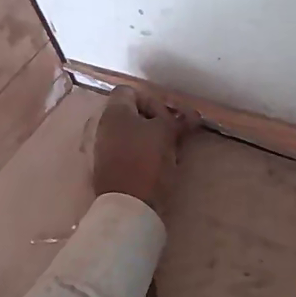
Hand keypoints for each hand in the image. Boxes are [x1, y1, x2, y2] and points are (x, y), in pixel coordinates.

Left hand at [93, 87, 197, 211]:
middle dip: (155, 121)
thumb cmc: (147, 161)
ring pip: (131, 134)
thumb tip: (192, 115)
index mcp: (114, 112)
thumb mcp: (167, 134)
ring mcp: (103, 149)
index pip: (129, 91)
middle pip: (131, 114)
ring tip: (170, 151)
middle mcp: (103, 127)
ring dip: (151, 139)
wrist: (129, 205)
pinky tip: (158, 166)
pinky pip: (127, 152)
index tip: (167, 117)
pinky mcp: (107, 168)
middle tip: (173, 134)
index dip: (151, 100)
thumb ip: (178, 121)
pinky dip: (142, 153)